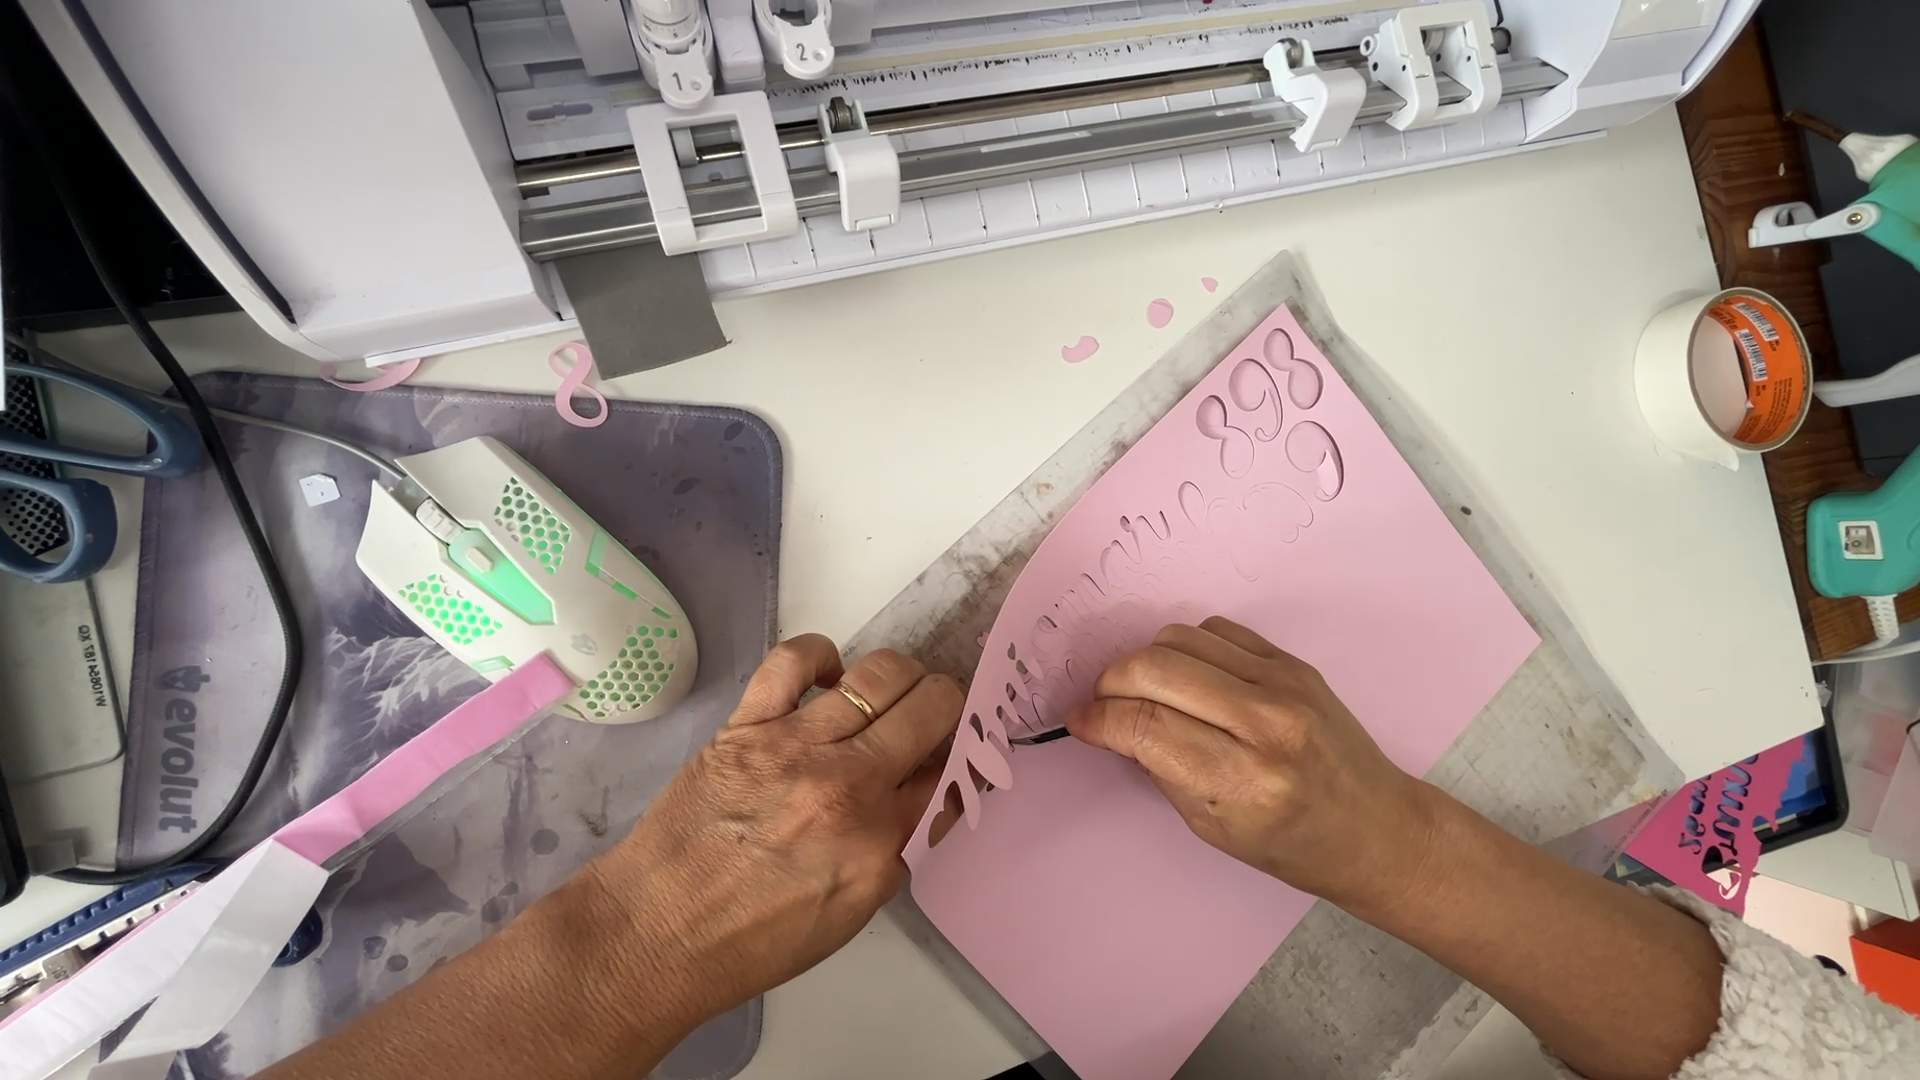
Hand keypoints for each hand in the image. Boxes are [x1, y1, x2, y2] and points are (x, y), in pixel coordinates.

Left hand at [582, 635, 960, 1033]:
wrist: (657, 934)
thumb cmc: (760, 936)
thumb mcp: (856, 907)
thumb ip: (902, 841)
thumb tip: (930, 781)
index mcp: (881, 841)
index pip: (950, 769)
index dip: (959, 754)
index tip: (952, 749)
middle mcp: (849, 783)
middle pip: (932, 706)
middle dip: (947, 704)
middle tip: (930, 716)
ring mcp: (795, 745)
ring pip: (881, 674)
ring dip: (902, 677)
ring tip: (888, 694)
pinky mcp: (747, 723)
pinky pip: (795, 658)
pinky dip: (823, 655)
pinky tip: (830, 677)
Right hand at [1065, 617, 1437, 914]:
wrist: (1376, 827)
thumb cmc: (1291, 844)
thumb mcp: (1209, 826)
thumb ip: (1157, 766)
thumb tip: (1110, 721)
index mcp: (1243, 781)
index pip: (1144, 725)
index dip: (1098, 718)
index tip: (1080, 721)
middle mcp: (1265, 724)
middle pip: (1153, 669)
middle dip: (1111, 684)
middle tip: (1105, 704)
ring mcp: (1283, 684)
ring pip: (1178, 638)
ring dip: (1145, 662)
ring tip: (1146, 691)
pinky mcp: (1292, 662)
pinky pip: (1214, 629)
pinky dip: (1184, 648)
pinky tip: (1188, 678)